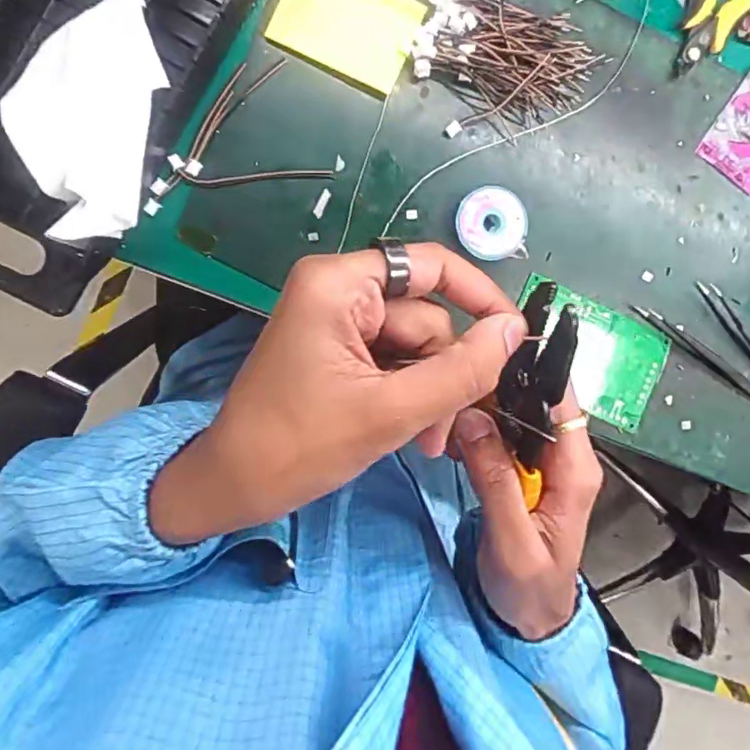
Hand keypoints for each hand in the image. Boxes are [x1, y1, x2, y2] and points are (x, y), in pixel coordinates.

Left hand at [150, 243, 526, 545]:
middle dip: (442, 372)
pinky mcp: (334, 348)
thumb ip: (461, 369)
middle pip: (424, 315)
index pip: (428, 264)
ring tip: (423, 439)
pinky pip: (391, 360)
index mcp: (337, 283)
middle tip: (444, 426)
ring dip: (428, 391)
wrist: (235, 484)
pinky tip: (409, 432)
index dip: (478, 295)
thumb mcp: (391, 410)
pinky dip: (406, 394)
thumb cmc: (299, 445)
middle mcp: (336, 289)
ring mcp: (334, 320)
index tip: (514, 336)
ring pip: (413, 345)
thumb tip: (513, 328)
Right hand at [453, 390, 602, 639]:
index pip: (561, 401)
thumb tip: (473, 419)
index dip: (528, 371)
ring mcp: (539, 460)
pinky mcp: (517, 466)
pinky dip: (473, 425)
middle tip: (452, 391)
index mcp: (575, 471)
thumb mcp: (513, 541)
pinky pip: (497, 430)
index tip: (486, 356)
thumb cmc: (530, 590)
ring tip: (447, 412)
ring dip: (478, 406)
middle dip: (491, 387)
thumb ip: (496, 481)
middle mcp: (562, 457)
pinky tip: (451, 432)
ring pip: (510, 410)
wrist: (529, 620)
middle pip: (531, 397)